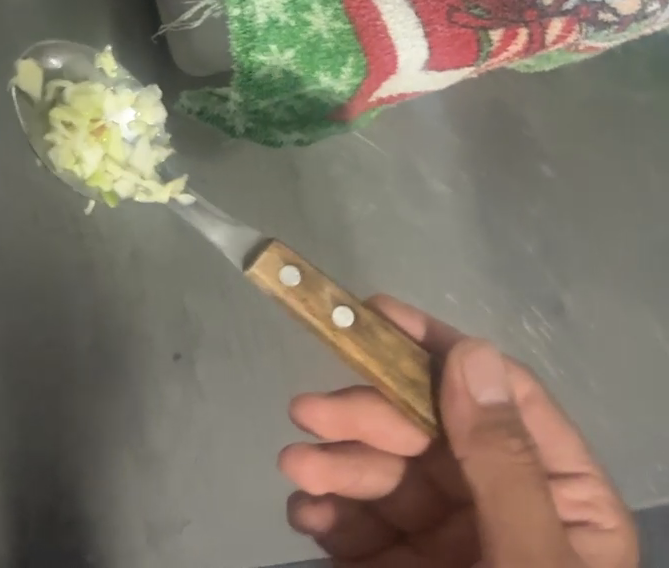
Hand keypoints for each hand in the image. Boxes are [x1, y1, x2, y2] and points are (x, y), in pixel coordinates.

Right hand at [279, 296, 636, 567]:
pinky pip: (345, 515)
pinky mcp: (384, 558)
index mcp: (557, 499)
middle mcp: (492, 504)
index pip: (501, 398)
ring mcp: (434, 532)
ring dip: (327, 463)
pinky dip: (318, 509)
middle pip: (417, 426)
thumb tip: (471, 354)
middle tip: (308, 414)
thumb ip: (501, 462)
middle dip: (359, 414)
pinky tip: (307, 519)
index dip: (439, 349)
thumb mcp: (534, 560)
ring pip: (370, 464)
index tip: (371, 311)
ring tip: (298, 476)